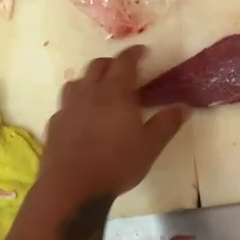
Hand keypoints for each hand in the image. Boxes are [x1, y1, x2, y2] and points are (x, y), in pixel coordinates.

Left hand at [38, 47, 187, 201]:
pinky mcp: (55, 125)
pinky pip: (65, 105)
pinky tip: (81, 118)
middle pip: (97, 66)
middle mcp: (89, 93)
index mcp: (115, 93)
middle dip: (112, 63)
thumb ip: (167, 124)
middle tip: (124, 72)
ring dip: (90, 80)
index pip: (124, 62)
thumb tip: (184, 107)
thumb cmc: (116, 164)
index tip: (142, 51)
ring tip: (100, 91)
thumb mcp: (150, 146)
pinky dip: (76, 104)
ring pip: (76, 82)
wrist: (72, 188)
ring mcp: (68, 108)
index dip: (134, 54)